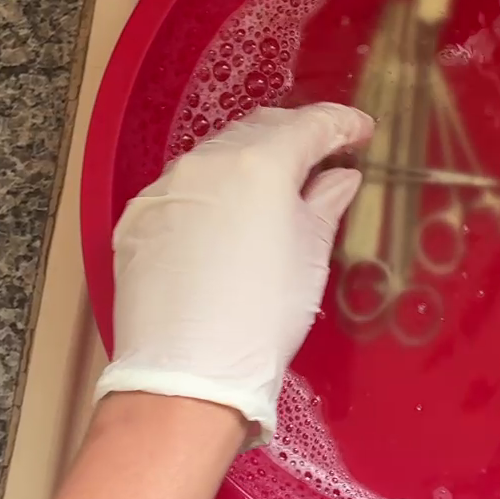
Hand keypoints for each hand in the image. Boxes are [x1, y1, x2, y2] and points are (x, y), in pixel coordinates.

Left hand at [96, 102, 374, 446]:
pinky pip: (183, 188)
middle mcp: (207, 162)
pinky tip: (224, 217)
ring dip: (250, 160)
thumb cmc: (262, 315)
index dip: (342, 123)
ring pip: (216, 155)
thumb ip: (325, 202)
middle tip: (323, 151)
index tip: (360, 130)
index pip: (310, 125)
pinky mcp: (139, 217)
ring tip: (273, 183)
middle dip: (295, 134)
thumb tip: (339, 177)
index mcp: (259, 164)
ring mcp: (166, 188)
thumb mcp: (309, 255)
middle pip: (259, 130)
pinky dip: (212, 190)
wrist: (186, 375)